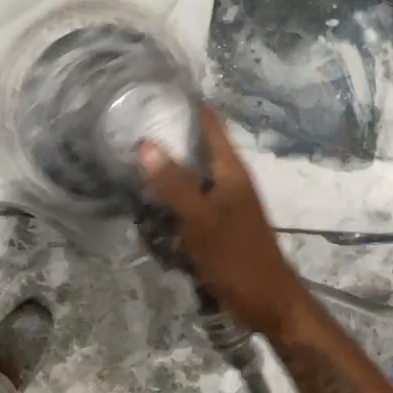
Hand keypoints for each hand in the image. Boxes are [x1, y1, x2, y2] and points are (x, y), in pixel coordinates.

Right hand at [137, 105, 306, 336]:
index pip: (210, 123)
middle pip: (194, 149)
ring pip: (185, 179)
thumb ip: (174, 183)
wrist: (266, 303)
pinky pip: (184, 207)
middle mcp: (226, 181)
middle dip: (164, 141)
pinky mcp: (213, 227)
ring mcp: (220, 205)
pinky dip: (166, 206)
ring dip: (161, 177)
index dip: (187, 104)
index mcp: (231, 171)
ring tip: (127, 169)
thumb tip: (144, 143)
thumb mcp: (201, 219)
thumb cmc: (238, 257)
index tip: (153, 90)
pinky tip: (145, 213)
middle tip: (125, 131)